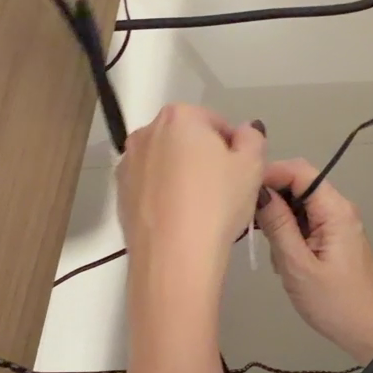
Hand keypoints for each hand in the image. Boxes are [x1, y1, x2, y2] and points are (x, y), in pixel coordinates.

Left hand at [116, 105, 266, 286]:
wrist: (173, 256)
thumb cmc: (217, 203)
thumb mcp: (252, 166)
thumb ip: (252, 138)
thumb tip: (243, 133)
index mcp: (179, 116)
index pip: (215, 122)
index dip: (233, 148)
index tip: (239, 174)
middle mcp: (147, 132)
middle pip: (186, 140)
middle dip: (204, 159)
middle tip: (223, 190)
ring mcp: (128, 163)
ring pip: (166, 163)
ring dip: (182, 176)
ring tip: (199, 208)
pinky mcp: (120, 193)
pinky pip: (151, 186)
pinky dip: (164, 195)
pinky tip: (179, 219)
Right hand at [254, 159, 372, 362]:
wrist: (368, 332)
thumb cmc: (334, 302)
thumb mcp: (297, 265)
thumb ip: (277, 226)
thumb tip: (258, 192)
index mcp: (335, 209)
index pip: (299, 171)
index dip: (269, 174)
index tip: (242, 192)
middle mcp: (339, 208)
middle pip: (298, 184)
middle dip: (272, 200)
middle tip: (251, 226)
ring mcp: (337, 223)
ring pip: (298, 205)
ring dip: (279, 221)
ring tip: (272, 251)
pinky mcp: (333, 238)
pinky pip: (305, 223)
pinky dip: (289, 234)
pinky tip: (284, 259)